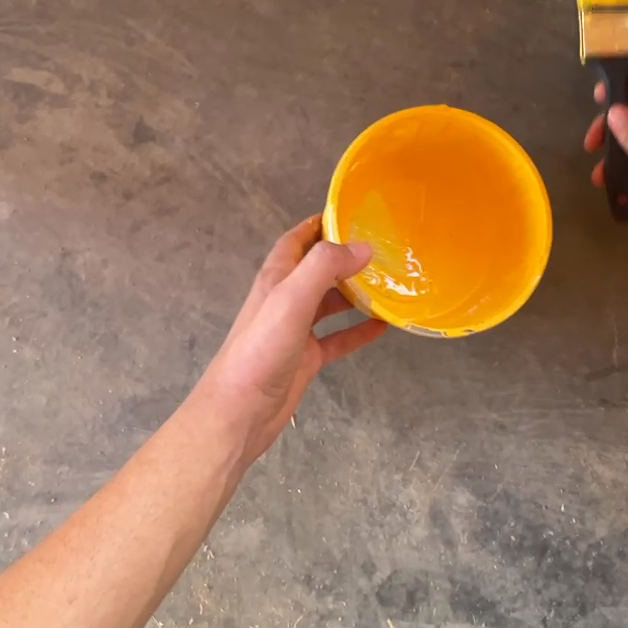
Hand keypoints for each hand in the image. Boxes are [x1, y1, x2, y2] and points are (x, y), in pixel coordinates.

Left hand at [196, 216, 386, 463]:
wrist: (239, 413)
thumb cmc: (261, 351)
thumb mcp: (291, 300)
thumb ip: (323, 268)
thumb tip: (363, 247)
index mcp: (276, 280)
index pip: (296, 241)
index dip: (319, 224)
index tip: (350, 213)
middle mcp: (285, 300)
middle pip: (317, 270)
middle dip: (345, 257)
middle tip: (382, 250)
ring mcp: (296, 331)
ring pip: (330, 303)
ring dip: (355, 293)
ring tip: (389, 284)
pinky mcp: (306, 359)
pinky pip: (338, 338)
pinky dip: (358, 331)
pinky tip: (383, 327)